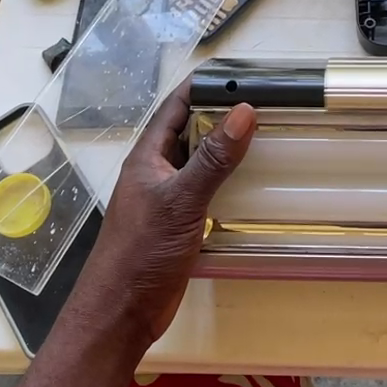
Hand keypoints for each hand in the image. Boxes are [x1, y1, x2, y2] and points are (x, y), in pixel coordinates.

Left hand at [67, 83, 256, 344]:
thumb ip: (213, 158)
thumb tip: (245, 111)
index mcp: (149, 155)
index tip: (239, 72)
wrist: (120, 314)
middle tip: (263, 102)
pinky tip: (251, 184)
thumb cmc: (143, 251)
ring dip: (226, 148)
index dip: (204, 85)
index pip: (176, 105)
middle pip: (190, 130)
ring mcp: (167, 197)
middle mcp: (157, 170)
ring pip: (199, 161)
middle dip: (221, 113)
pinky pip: (206, 189)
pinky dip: (227, 180)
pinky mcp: (179, 222)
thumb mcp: (181, 200)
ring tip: (265, 135)